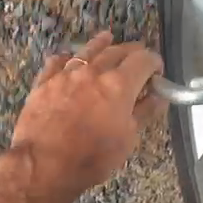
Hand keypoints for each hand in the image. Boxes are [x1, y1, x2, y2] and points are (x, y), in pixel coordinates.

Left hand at [8, 32, 163, 198]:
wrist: (43, 164)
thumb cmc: (91, 157)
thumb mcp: (127, 139)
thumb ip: (144, 113)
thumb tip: (159, 97)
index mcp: (119, 85)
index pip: (143, 60)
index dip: (155, 63)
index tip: (158, 71)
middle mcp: (93, 71)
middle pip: (116, 51)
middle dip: (131, 52)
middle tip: (137, 57)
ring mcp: (66, 74)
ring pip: (87, 50)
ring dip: (101, 44)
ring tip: (107, 38)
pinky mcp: (43, 83)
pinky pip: (58, 62)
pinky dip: (68, 58)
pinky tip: (68, 58)